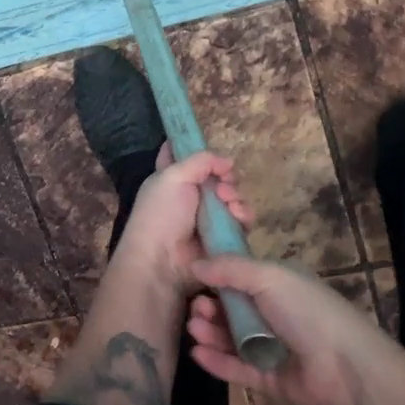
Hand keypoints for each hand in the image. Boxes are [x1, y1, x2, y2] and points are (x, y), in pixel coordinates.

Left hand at [110, 144, 250, 293]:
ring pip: (231, 198)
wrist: (163, 261)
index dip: (193, 146)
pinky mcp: (223, 237)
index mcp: (169, 178)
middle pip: (216, 176)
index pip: (180, 154)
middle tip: (224, 184)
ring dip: (235, 197)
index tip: (207, 143)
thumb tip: (228, 162)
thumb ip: (201, 161)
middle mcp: (189, 195)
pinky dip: (242, 216)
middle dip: (225, 177)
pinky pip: (240, 221)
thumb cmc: (161, 213)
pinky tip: (238, 216)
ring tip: (229, 202)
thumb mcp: (173, 176)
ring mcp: (207, 217)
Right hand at [186, 256, 383, 404]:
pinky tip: (197, 353)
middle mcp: (276, 313)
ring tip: (194, 329)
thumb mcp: (269, 276)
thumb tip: (195, 263)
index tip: (194, 277)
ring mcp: (274, 347)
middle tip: (195, 309)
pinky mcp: (271, 378)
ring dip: (211, 332)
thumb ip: (230, 268)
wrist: (347, 369)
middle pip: (234, 309)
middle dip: (211, 307)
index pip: (241, 277)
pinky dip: (218, 361)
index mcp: (280, 285)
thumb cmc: (308, 311)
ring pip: (234, 338)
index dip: (217, 277)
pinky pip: (239, 368)